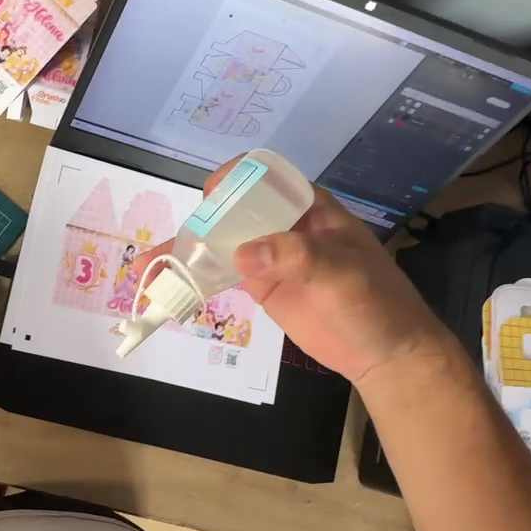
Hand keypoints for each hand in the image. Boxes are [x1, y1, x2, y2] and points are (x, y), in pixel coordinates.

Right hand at [149, 159, 450, 386]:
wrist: (385, 352)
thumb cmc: (375, 303)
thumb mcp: (343, 274)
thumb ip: (297, 257)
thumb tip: (242, 253)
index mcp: (306, 206)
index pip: (262, 177)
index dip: (232, 179)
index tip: (208, 198)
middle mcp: (281, 223)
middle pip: (230, 210)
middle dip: (195, 221)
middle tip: (163, 246)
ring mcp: (267, 254)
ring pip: (218, 243)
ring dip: (183, 252)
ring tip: (145, 267)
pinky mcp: (259, 284)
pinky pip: (220, 274)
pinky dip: (193, 278)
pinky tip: (165, 286)